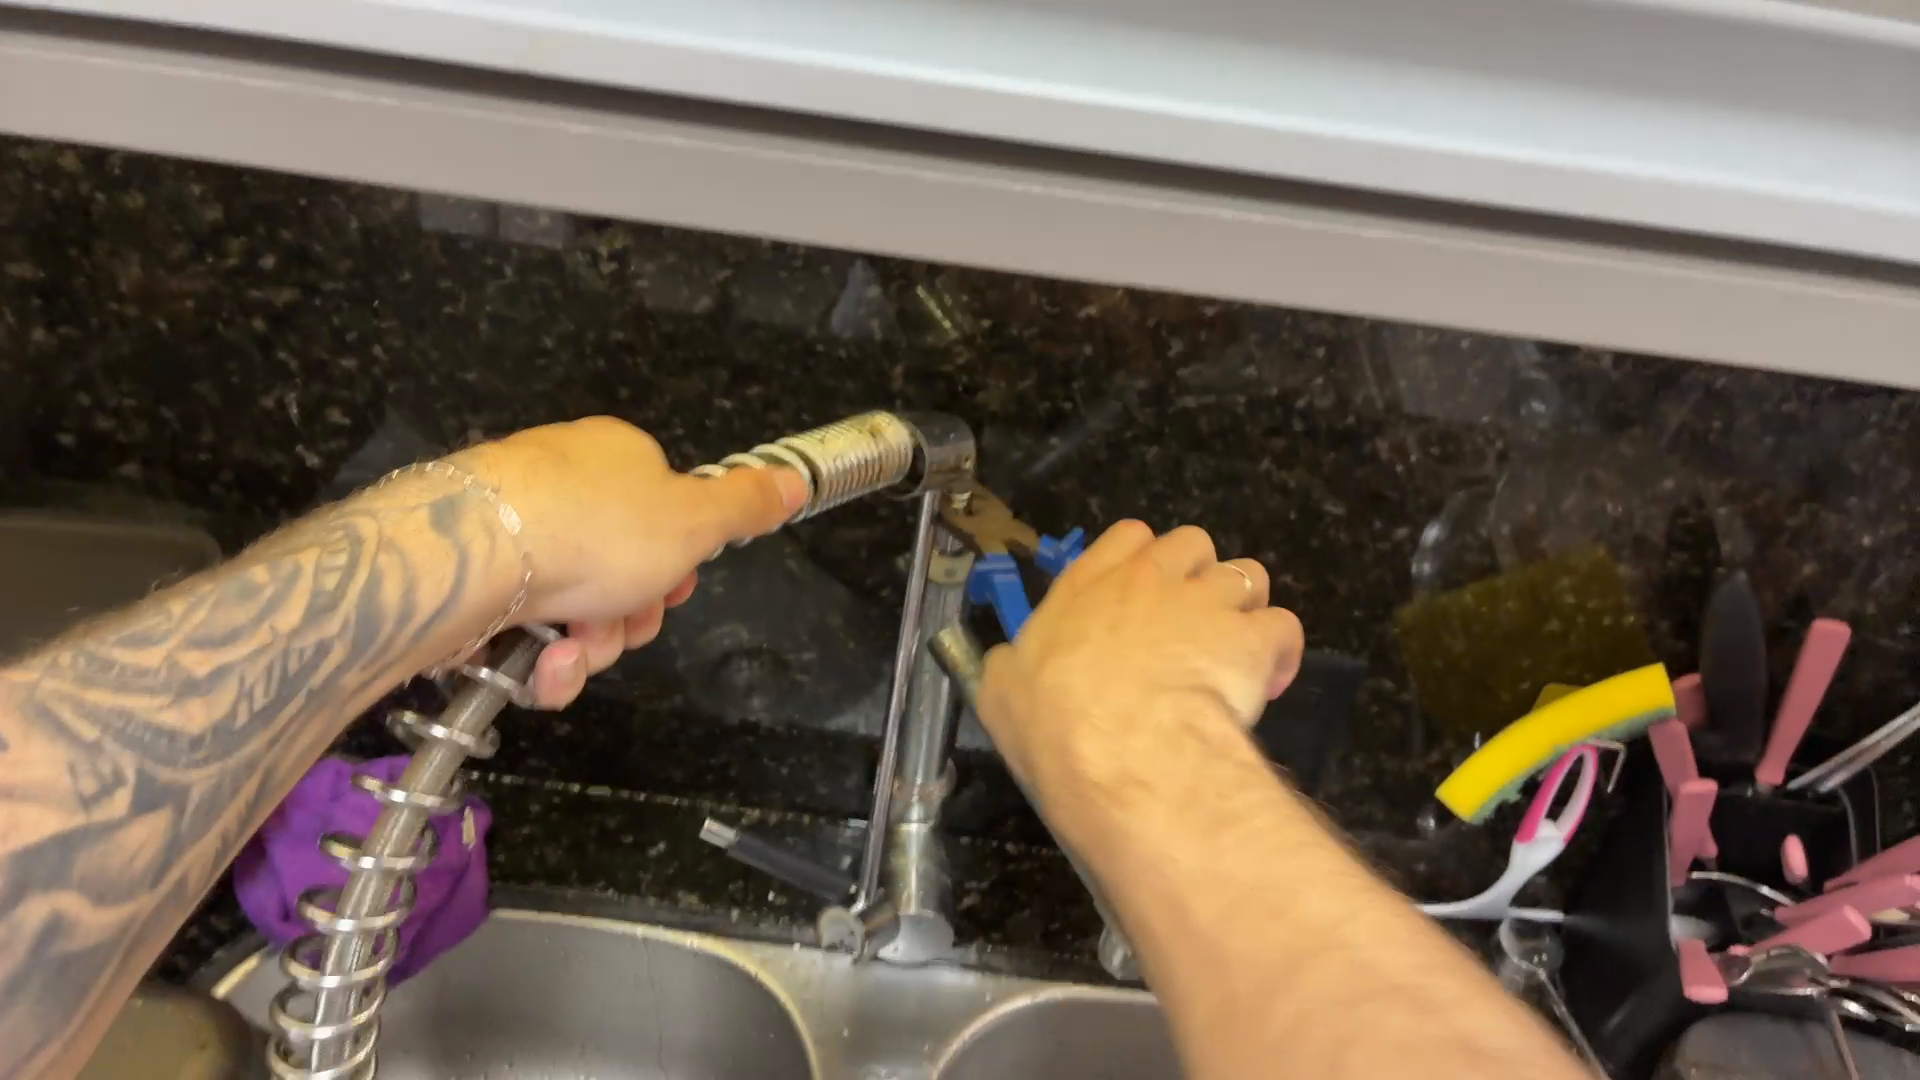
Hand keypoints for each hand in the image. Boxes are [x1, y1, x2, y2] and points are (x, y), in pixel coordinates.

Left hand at [450, 417, 807, 707]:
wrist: (469, 557)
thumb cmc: (600, 530)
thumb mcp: (696, 520)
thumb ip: (747, 505)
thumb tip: (796, 479)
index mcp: (619, 460)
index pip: (666, 515)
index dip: (680, 562)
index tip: (676, 585)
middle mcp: (565, 486)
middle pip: (627, 567)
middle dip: (634, 612)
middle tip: (627, 618)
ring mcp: (515, 528)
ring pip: (581, 604)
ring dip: (594, 643)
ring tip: (575, 650)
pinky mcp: (472, 573)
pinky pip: (530, 622)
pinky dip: (547, 656)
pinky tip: (546, 668)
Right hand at [976, 521, 1303, 834]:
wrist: (1118, 748)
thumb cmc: (1051, 718)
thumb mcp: (1001, 690)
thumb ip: (1011, 664)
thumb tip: (1010, 664)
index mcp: (1089, 584)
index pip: (1128, 537)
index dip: (1142, 560)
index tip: (1142, 597)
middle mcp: (1150, 578)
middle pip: (1193, 542)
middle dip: (1197, 574)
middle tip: (1190, 624)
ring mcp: (1204, 602)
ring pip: (1247, 573)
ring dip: (1242, 605)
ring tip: (1233, 652)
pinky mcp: (1252, 638)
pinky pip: (1283, 626)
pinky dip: (1278, 651)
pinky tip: (1268, 681)